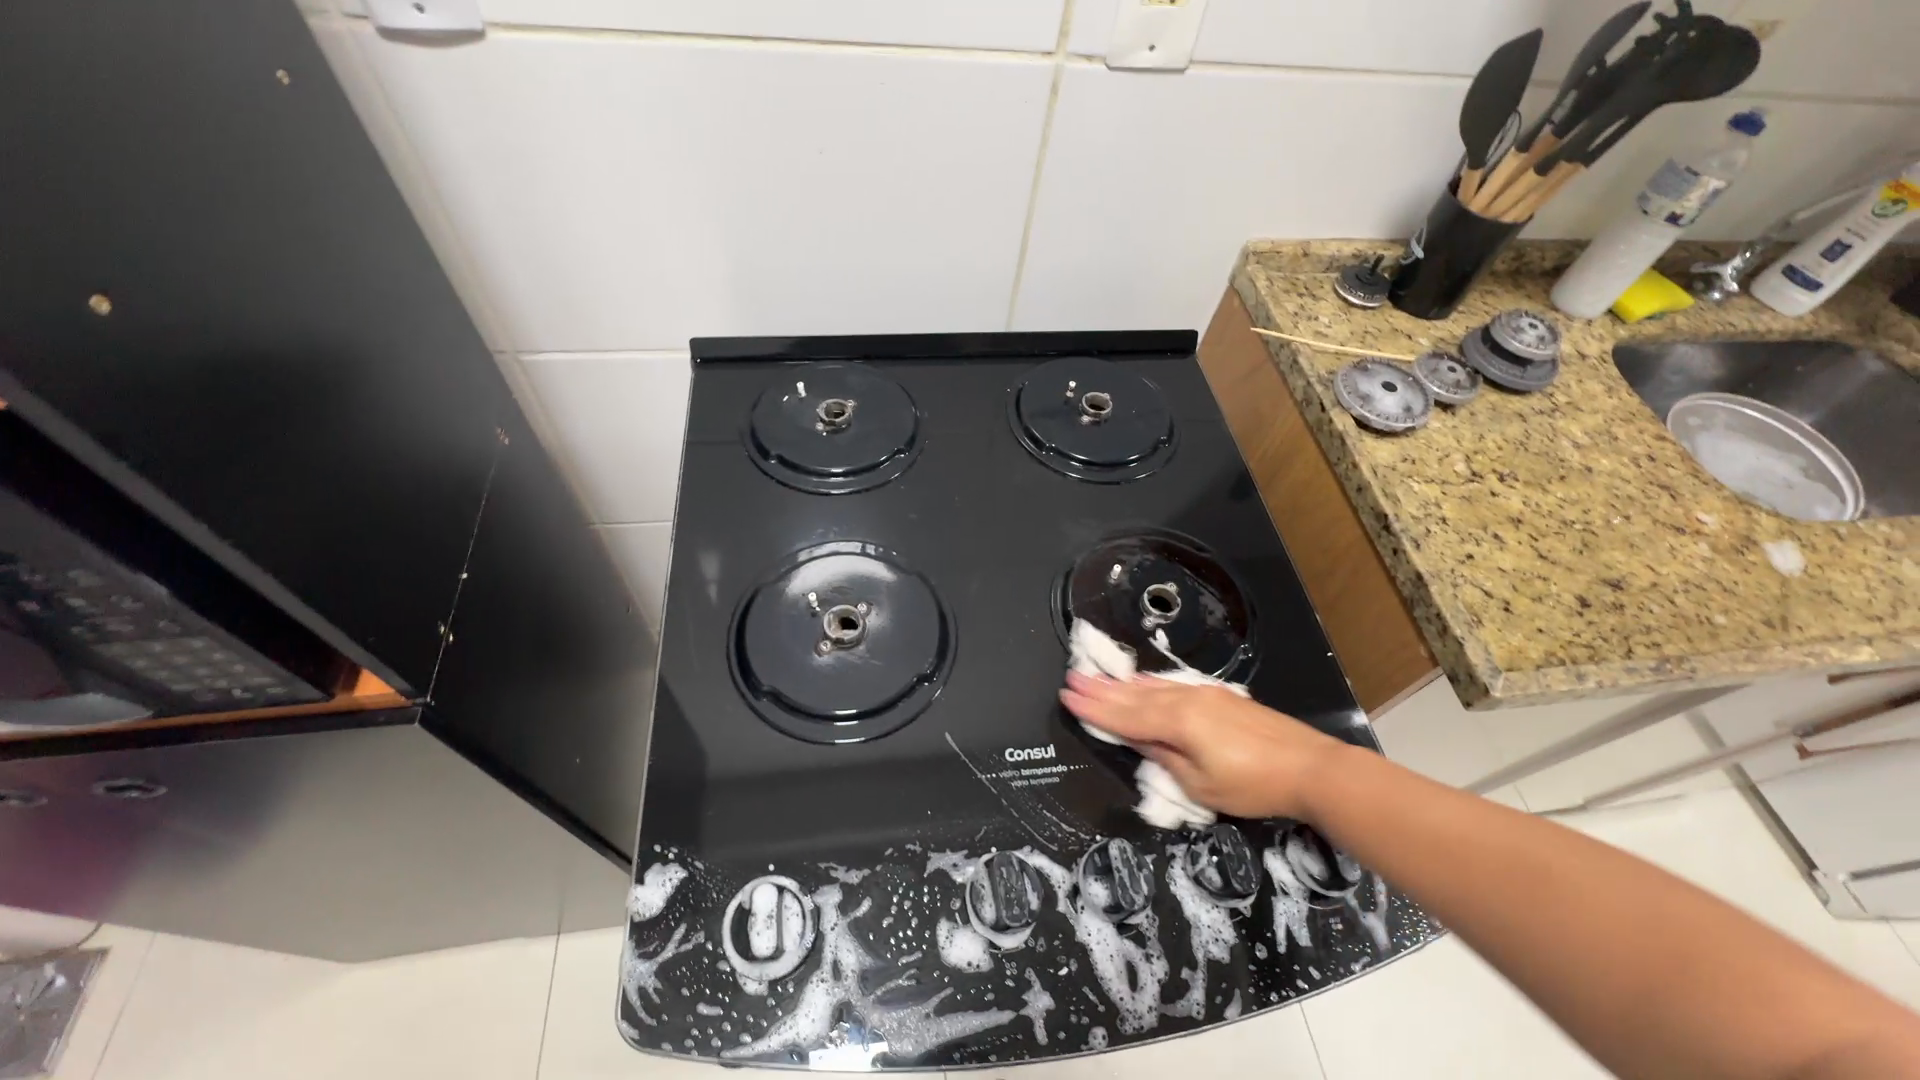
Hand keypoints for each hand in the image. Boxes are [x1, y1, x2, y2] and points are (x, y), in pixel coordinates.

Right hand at [1058, 670, 1349, 820]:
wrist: (1310, 768)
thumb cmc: (1253, 785)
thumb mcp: (1200, 784)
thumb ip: (1163, 757)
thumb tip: (1137, 739)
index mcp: (1178, 722)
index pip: (1125, 715)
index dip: (1095, 708)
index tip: (1068, 696)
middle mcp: (1187, 700)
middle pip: (1136, 695)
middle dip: (1103, 689)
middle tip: (1073, 678)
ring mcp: (1206, 695)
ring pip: (1154, 687)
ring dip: (1123, 684)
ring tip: (1098, 678)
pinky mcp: (1221, 698)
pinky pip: (1172, 687)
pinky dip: (1150, 685)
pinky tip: (1144, 682)